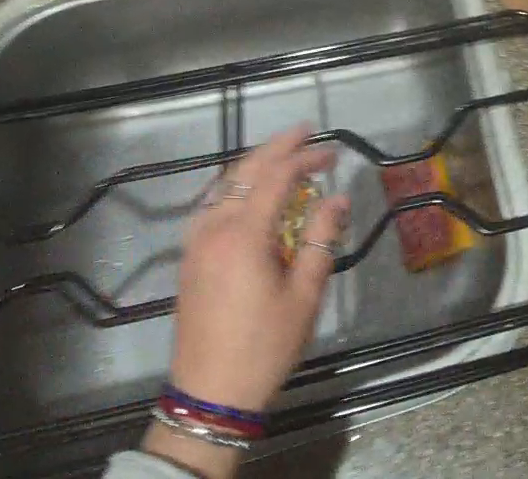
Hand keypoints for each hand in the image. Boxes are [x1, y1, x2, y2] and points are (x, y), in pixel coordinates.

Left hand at [167, 127, 349, 410]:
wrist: (211, 393)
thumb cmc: (265, 344)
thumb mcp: (305, 294)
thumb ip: (321, 238)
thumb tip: (338, 198)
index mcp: (243, 236)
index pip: (276, 177)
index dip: (305, 158)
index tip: (333, 153)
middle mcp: (213, 229)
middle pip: (244, 171)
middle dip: (278, 148)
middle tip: (307, 133)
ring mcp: (195, 242)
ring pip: (222, 185)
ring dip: (254, 164)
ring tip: (283, 156)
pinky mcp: (189, 257)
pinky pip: (211, 204)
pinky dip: (234, 185)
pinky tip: (249, 190)